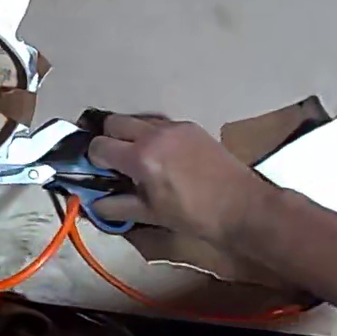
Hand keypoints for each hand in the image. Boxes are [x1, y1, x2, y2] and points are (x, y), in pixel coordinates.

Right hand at [86, 114, 274, 245]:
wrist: (242, 207)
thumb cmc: (194, 216)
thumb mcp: (150, 215)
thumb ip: (116, 206)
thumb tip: (94, 203)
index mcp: (141, 157)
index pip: (99, 145)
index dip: (94, 159)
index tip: (100, 172)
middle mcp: (154, 134)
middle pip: (113, 122)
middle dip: (108, 139)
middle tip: (115, 161)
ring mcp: (174, 127)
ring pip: (137, 119)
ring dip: (130, 134)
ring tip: (139, 158)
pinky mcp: (191, 126)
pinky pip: (160, 124)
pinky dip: (152, 135)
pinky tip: (163, 156)